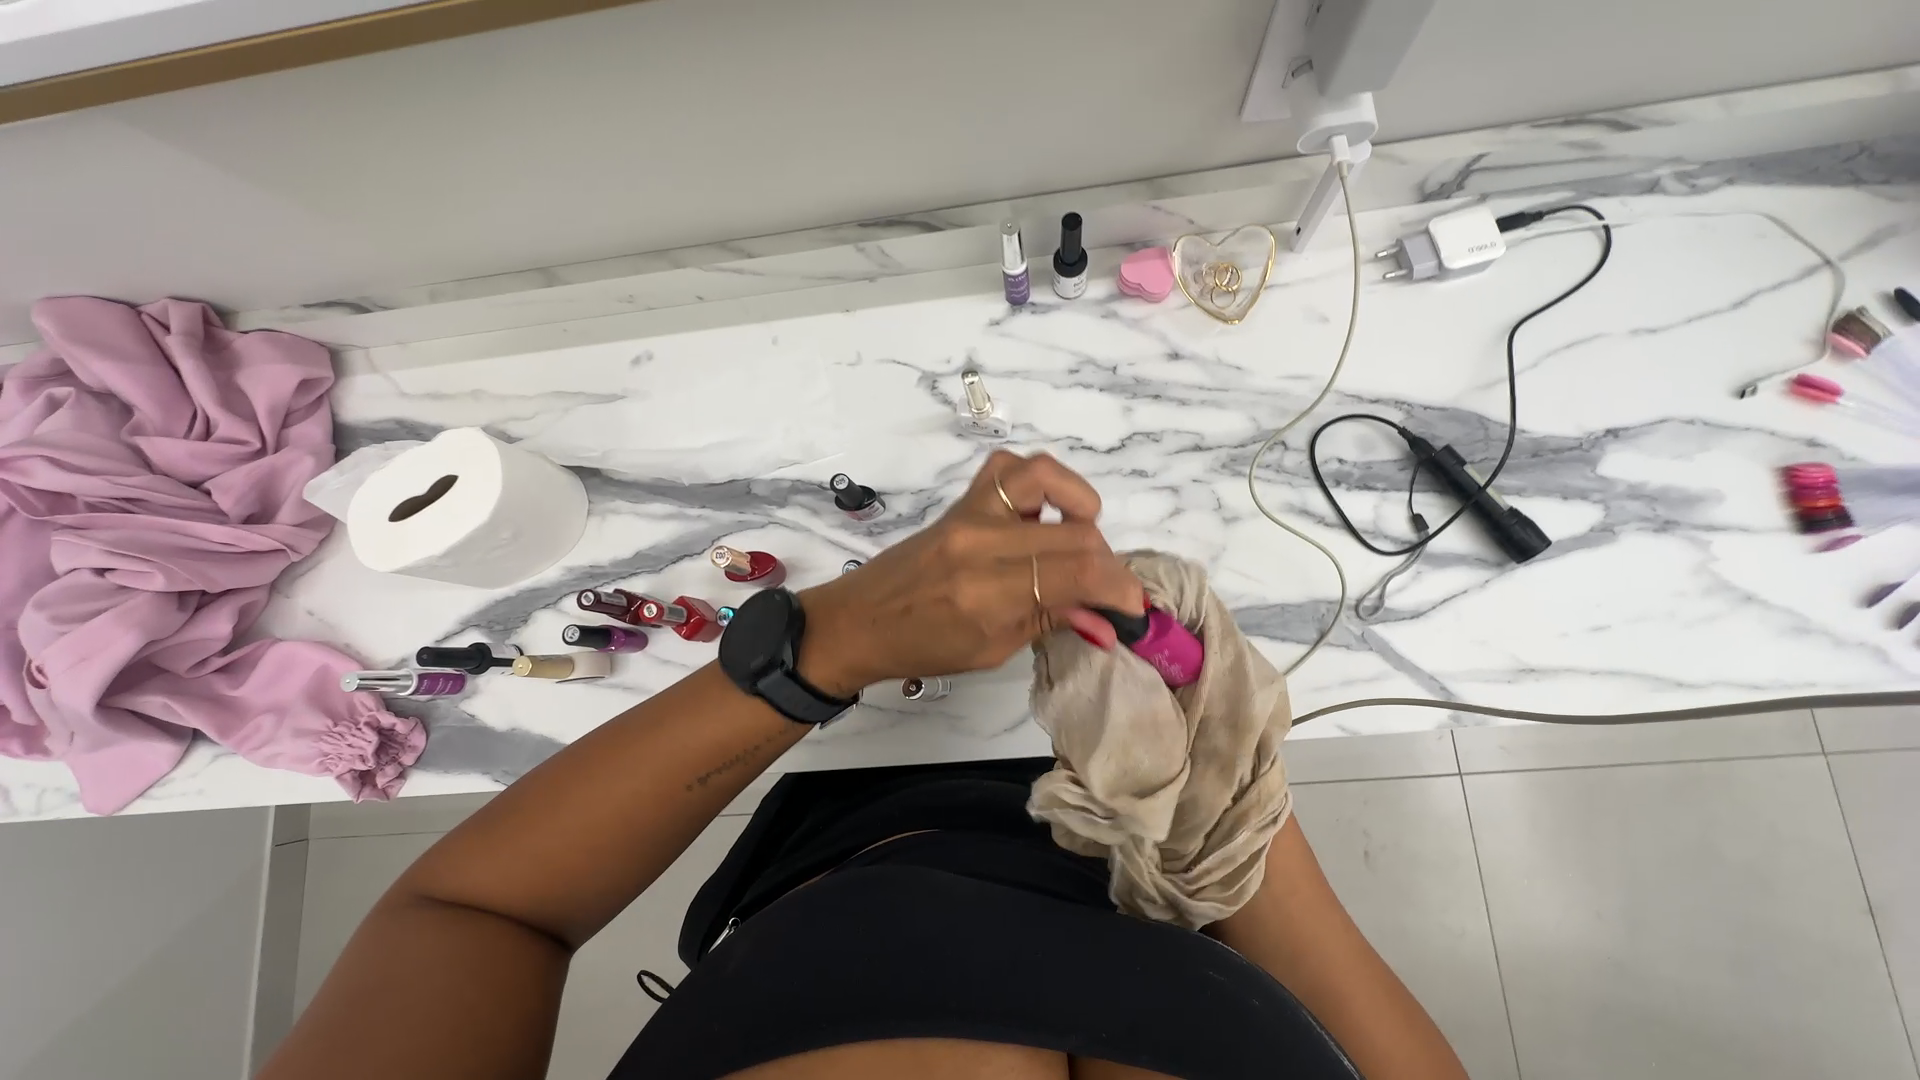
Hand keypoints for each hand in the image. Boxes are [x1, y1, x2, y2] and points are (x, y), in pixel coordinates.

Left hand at [796, 451, 1143, 696]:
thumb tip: (1108, 621)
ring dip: (1080, 508)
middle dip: (1107, 563)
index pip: (1078, 573)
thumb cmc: (923, 648)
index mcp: (988, 592)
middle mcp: (982, 541)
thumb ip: (1051, 622)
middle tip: (1104, 588)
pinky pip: (1010, 469)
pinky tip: (1043, 515)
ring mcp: (970, 514)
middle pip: (1075, 533)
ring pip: (1047, 477)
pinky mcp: (962, 501)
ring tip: (1078, 540)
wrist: (860, 621)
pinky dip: (1041, 482)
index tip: (1131, 606)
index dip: (1119, 588)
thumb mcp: (992, 650)